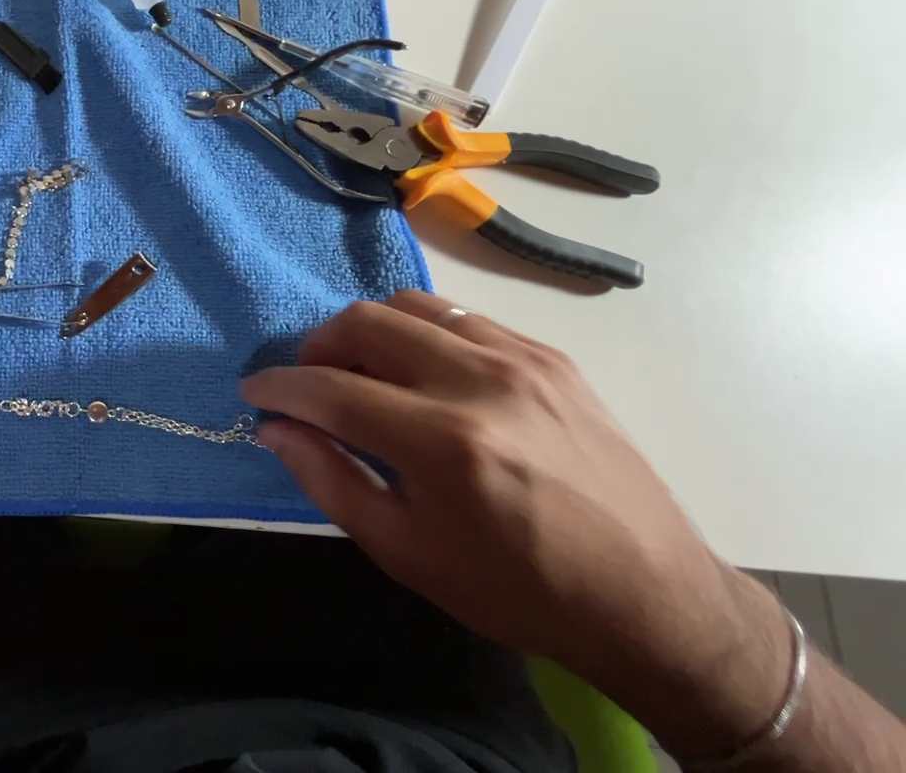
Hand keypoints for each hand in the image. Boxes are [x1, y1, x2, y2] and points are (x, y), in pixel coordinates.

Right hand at [242, 291, 792, 760]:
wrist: (651, 600)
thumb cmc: (514, 588)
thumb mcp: (403, 551)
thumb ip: (327, 478)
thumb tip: (275, 428)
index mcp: (441, 442)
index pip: (329, 388)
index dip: (278, 386)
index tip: (254, 392)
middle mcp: (480, 382)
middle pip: (364, 322)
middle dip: (317, 347)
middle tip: (310, 385)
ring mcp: (523, 361)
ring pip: (412, 305)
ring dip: (369, 331)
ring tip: (365, 374)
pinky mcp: (552, 358)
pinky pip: (462, 318)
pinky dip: (422, 335)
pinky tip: (425, 376)